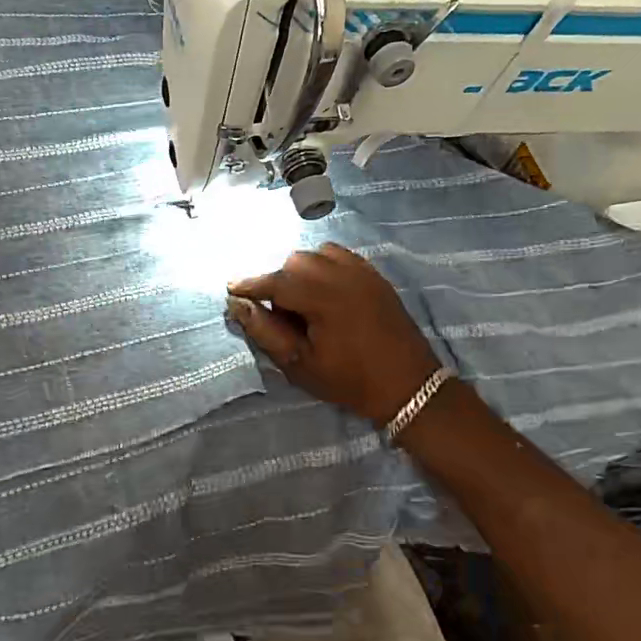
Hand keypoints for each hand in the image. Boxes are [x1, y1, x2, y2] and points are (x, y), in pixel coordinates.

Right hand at [226, 243, 444, 426]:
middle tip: (277, 311)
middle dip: (278, 280)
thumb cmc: (350, 380)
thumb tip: (238, 305)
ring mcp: (362, 272)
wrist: (409, 387)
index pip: (276, 281)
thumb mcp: (300, 364)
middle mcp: (342, 275)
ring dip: (301, 270)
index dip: (250, 285)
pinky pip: (340, 255)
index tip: (230, 289)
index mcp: (323, 298)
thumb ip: (266, 331)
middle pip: (295, 262)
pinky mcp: (375, 275)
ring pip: (317, 253)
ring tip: (302, 300)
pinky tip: (324, 288)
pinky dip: (324, 264)